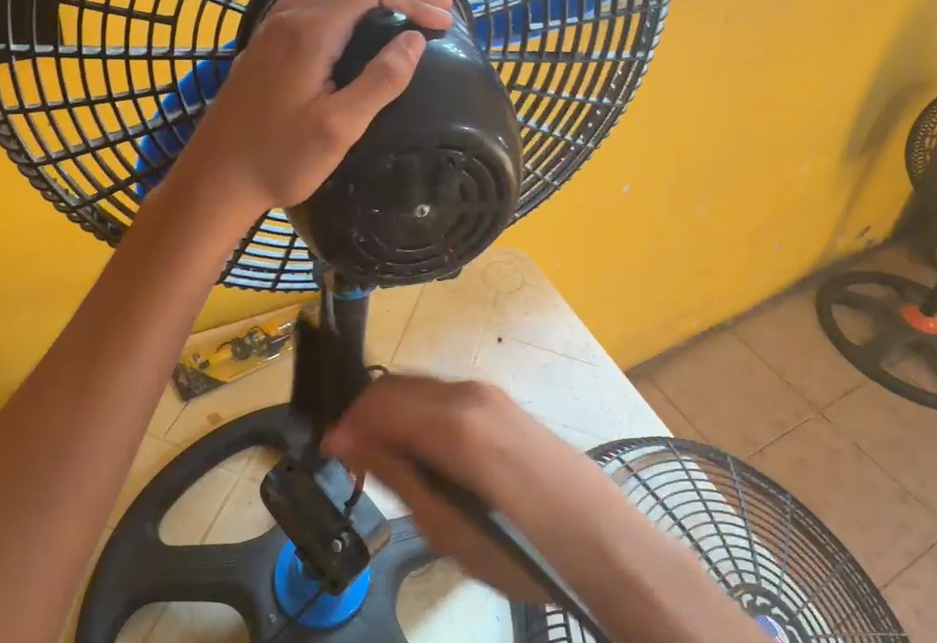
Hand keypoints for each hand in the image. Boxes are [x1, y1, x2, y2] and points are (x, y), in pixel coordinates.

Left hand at [173, 0, 454, 215]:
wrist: (216, 176)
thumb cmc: (280, 158)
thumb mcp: (339, 127)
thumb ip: (381, 80)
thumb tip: (415, 41)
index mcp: (310, 32)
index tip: (446, 20)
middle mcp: (289, 16)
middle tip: (439, 5)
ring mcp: (272, 25)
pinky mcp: (264, 40)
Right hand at [321, 375, 601, 600]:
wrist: (605, 544)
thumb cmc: (526, 550)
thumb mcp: (448, 527)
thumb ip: (397, 474)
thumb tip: (349, 443)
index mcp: (455, 423)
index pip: (377, 403)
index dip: (346, 426)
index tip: (331, 455)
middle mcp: (471, 394)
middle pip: (395, 387)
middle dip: (365, 418)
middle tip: (354, 462)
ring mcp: (491, 394)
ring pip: (419, 388)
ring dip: (392, 415)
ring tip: (386, 463)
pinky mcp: (505, 403)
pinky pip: (445, 396)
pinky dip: (420, 414)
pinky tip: (424, 453)